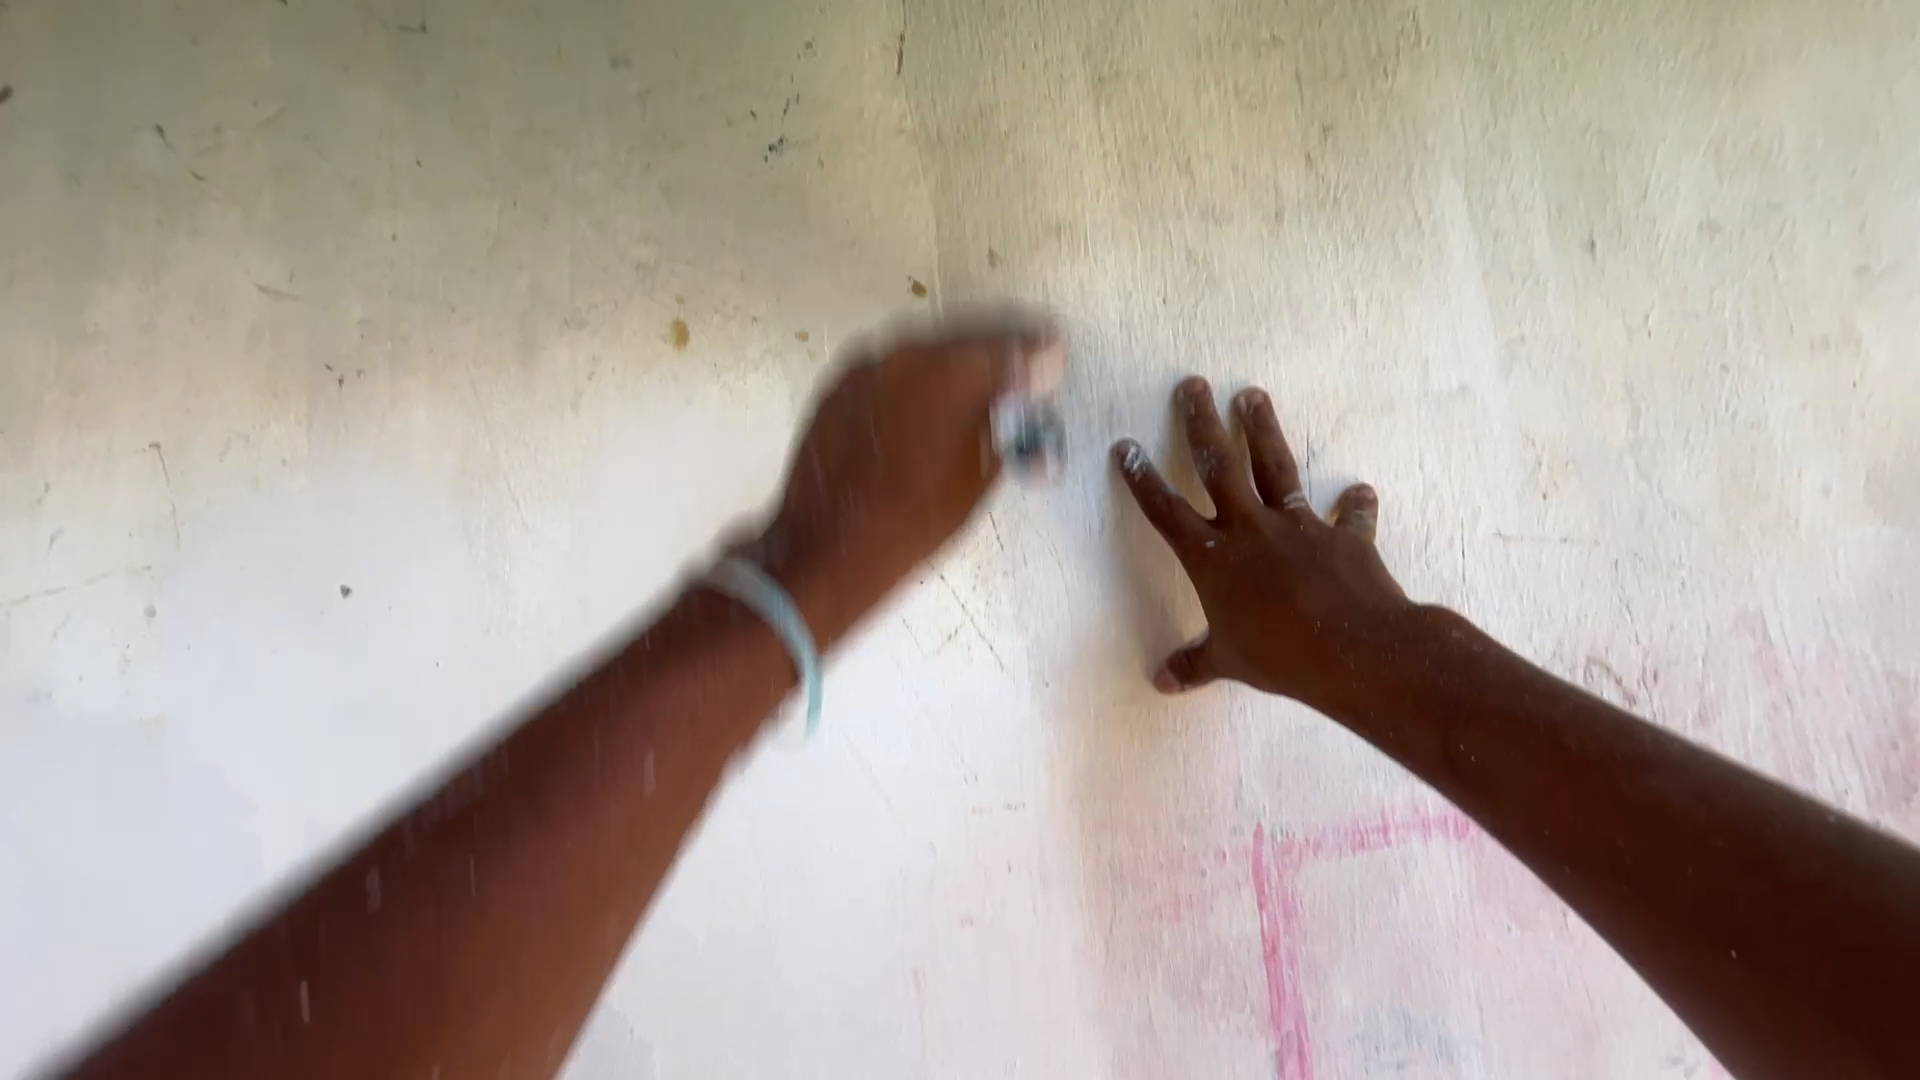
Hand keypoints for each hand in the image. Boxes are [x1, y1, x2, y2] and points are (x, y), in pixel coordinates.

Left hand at [753, 320, 1061, 644]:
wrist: (830, 546)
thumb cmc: (913, 522)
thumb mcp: (980, 476)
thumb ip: (1005, 424)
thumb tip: (1017, 401)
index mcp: (954, 373)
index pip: (1013, 346)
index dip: (1040, 354)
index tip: (1053, 359)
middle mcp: (908, 354)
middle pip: (968, 340)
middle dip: (998, 356)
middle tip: (1020, 374)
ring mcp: (866, 367)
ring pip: (925, 352)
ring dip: (954, 368)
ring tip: (974, 394)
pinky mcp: (838, 386)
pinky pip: (890, 372)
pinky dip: (915, 383)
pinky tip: (926, 408)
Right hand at [1112, 376, 1413, 710]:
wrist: (1354, 651)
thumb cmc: (1277, 656)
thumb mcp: (1227, 661)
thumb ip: (1194, 664)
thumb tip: (1160, 683)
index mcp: (1212, 557)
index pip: (1166, 511)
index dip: (1142, 479)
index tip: (1126, 446)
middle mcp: (1248, 529)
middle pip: (1218, 466)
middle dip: (1201, 424)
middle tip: (1193, 384)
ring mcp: (1296, 526)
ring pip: (1274, 467)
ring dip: (1262, 429)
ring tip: (1253, 394)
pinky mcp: (1343, 536)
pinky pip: (1349, 517)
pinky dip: (1354, 505)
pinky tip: (1359, 490)